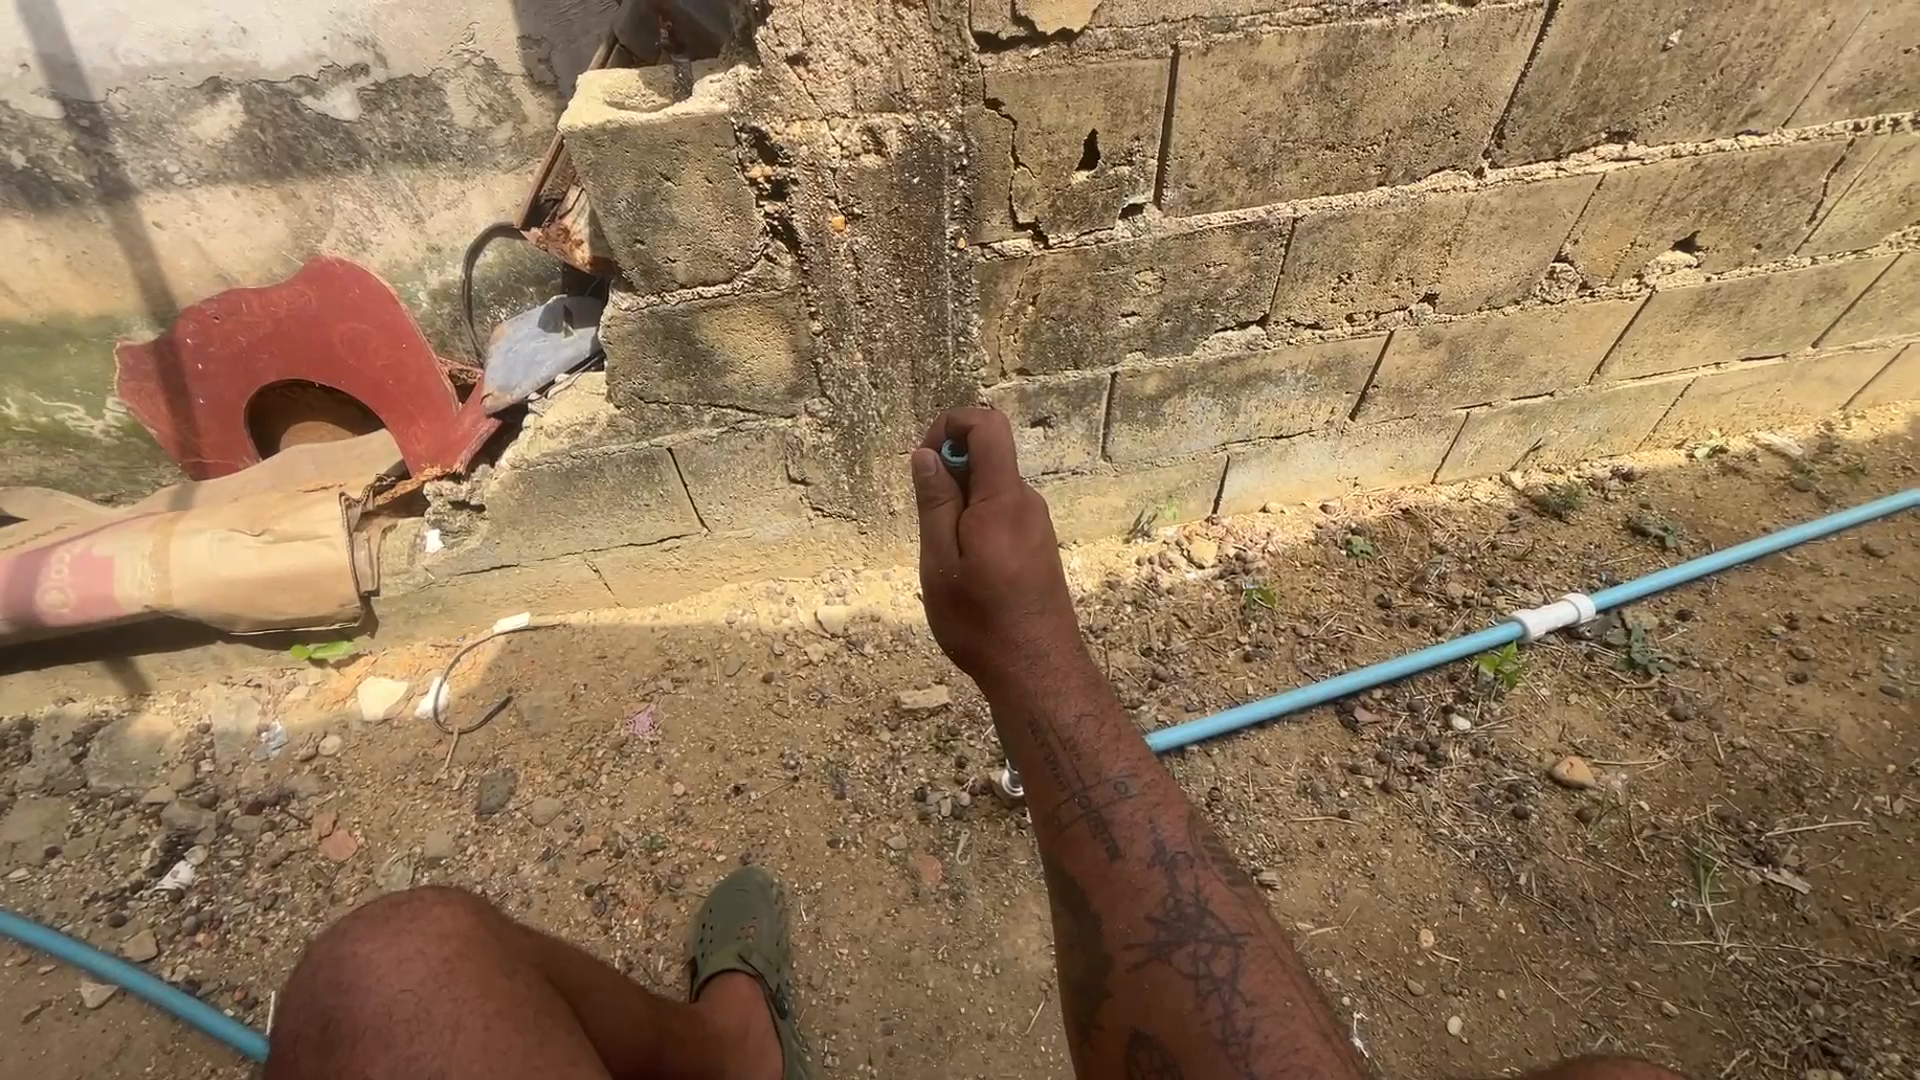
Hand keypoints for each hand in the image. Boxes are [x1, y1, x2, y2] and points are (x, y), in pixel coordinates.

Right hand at [910, 408, 1089, 696]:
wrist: (1037, 670)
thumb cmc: (981, 621)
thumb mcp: (941, 562)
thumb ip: (935, 503)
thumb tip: (926, 455)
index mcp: (1004, 498)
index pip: (988, 425)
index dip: (951, 426)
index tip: (924, 462)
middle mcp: (1027, 502)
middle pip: (988, 457)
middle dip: (949, 474)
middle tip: (928, 524)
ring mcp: (1036, 524)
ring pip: (991, 490)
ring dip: (959, 506)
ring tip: (945, 557)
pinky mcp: (1037, 546)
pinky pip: (1001, 514)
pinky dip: (975, 525)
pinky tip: (966, 570)